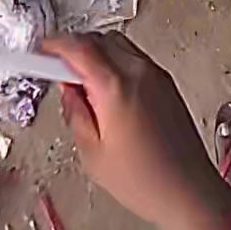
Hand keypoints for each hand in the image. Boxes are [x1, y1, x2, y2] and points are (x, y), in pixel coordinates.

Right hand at [42, 33, 230, 229]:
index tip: (41, 51)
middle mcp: (138, 71)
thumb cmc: (142, 180)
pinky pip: (134, 57)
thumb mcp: (93, 154)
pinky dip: (115, 61)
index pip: (79, 48)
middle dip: (75, 47)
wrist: (189, 191)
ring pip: (118, 44)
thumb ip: (75, 113)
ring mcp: (155, 74)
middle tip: (59, 70)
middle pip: (99, 38)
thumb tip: (67, 89)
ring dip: (96, 52)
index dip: (55, 45)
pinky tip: (108, 90)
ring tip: (84, 84)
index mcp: (116, 87)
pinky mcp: (165, 81)